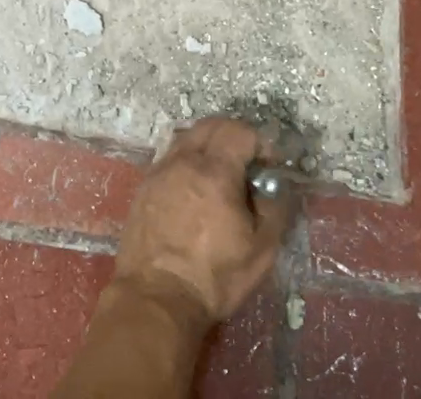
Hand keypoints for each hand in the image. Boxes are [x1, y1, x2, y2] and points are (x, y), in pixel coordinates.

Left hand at [113, 118, 286, 321]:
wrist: (156, 294)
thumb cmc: (214, 275)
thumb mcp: (261, 249)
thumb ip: (275, 208)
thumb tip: (277, 184)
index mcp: (213, 171)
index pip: (238, 131)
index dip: (261, 142)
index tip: (271, 166)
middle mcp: (181, 161)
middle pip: (210, 126)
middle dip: (235, 136)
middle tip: (251, 164)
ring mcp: (158, 171)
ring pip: (186, 137)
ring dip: (209, 145)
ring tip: (224, 175)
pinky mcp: (144, 186)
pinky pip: (170, 157)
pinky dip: (188, 160)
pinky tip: (197, 188)